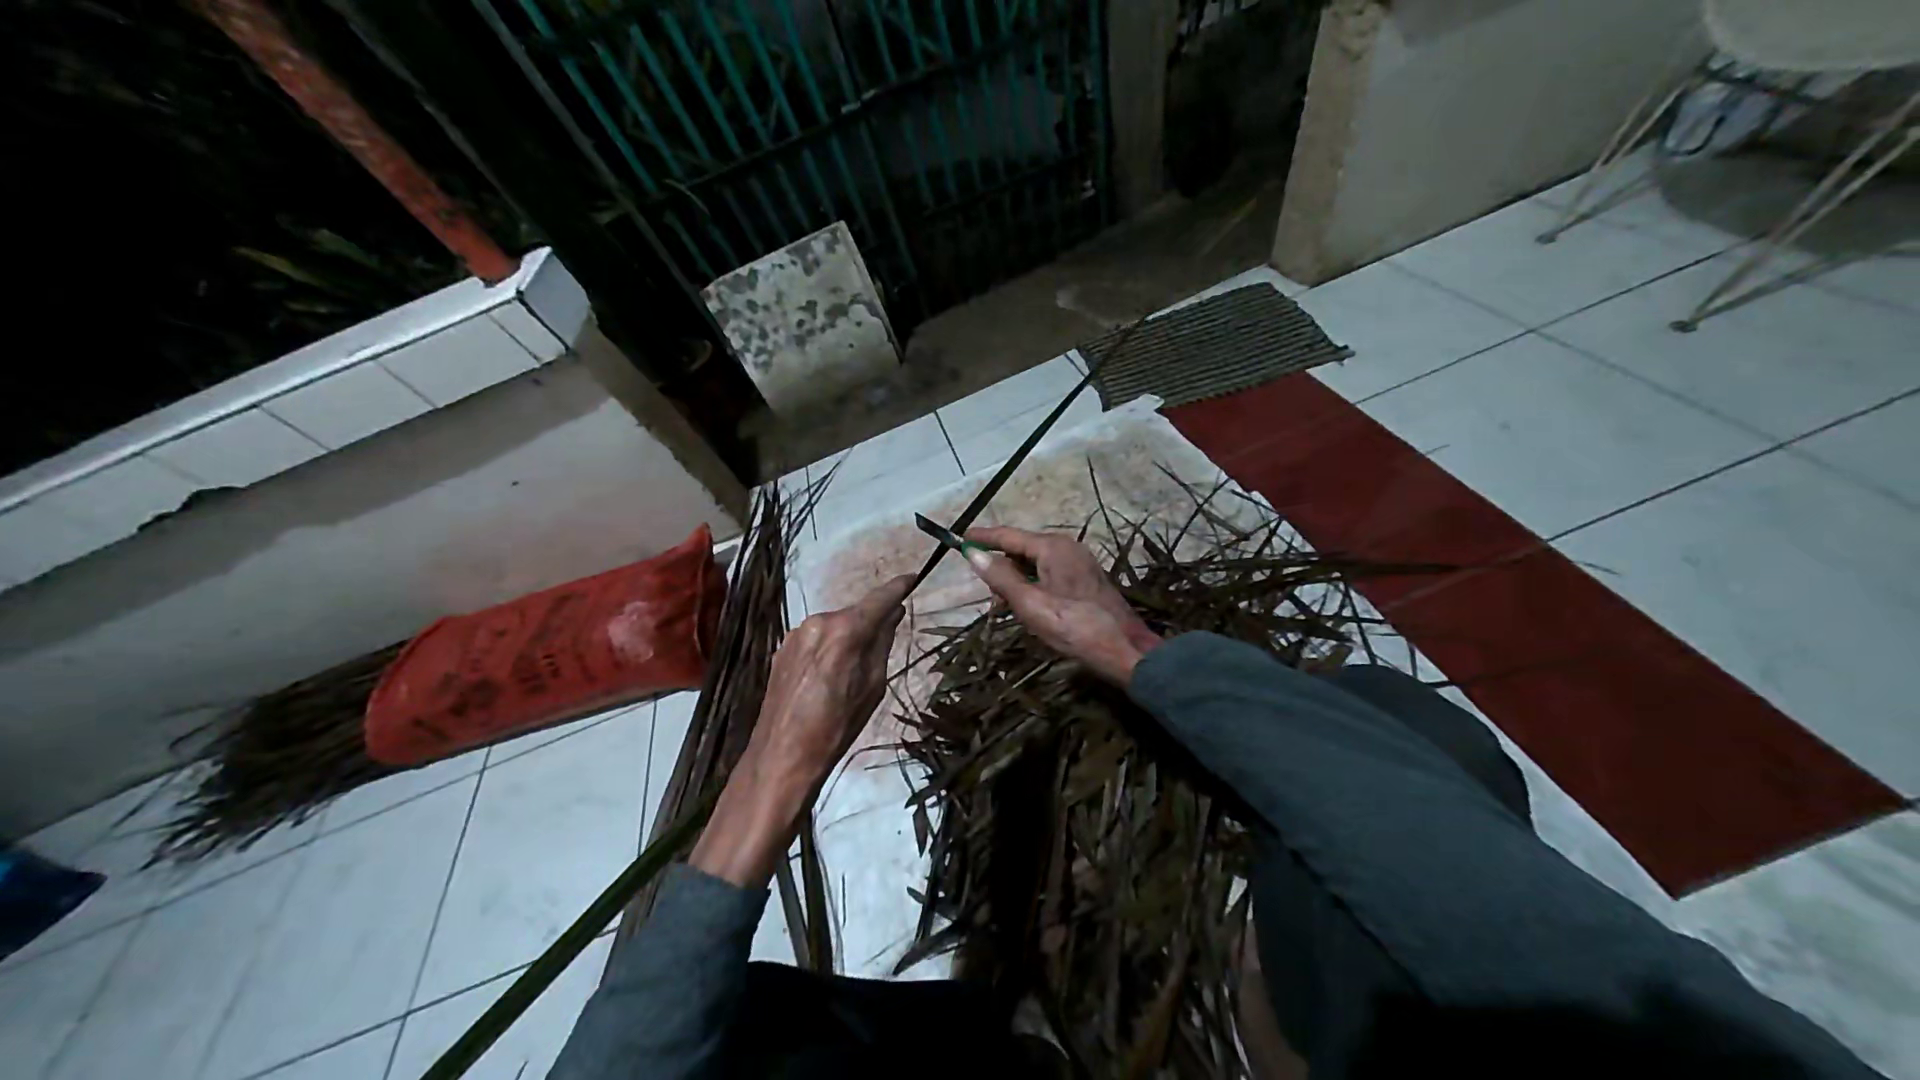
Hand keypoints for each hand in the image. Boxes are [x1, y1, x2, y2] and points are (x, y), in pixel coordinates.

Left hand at [690, 573, 912, 887]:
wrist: (782, 755)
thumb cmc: (837, 726)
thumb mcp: (873, 686)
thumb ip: (882, 643)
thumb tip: (892, 613)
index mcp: (844, 630)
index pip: (879, 598)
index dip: (899, 586)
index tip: (914, 576)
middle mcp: (817, 622)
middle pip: (855, 613)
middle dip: (872, 622)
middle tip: (886, 644)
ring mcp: (796, 634)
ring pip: (834, 626)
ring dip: (849, 637)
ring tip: (853, 671)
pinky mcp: (782, 648)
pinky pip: (817, 639)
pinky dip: (830, 647)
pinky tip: (830, 676)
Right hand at [964, 526, 1161, 685]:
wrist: (1125, 650)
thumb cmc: (1074, 627)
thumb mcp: (1030, 603)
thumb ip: (1001, 577)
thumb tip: (973, 553)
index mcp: (1053, 547)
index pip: (1009, 535)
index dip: (983, 537)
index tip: (960, 537)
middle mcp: (1067, 547)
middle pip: (1022, 548)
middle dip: (1000, 566)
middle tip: (988, 595)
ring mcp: (1079, 563)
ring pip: (1035, 563)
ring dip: (1016, 581)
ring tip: (1006, 608)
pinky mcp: (1085, 580)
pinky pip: (1049, 574)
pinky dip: (1032, 586)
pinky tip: (1028, 607)